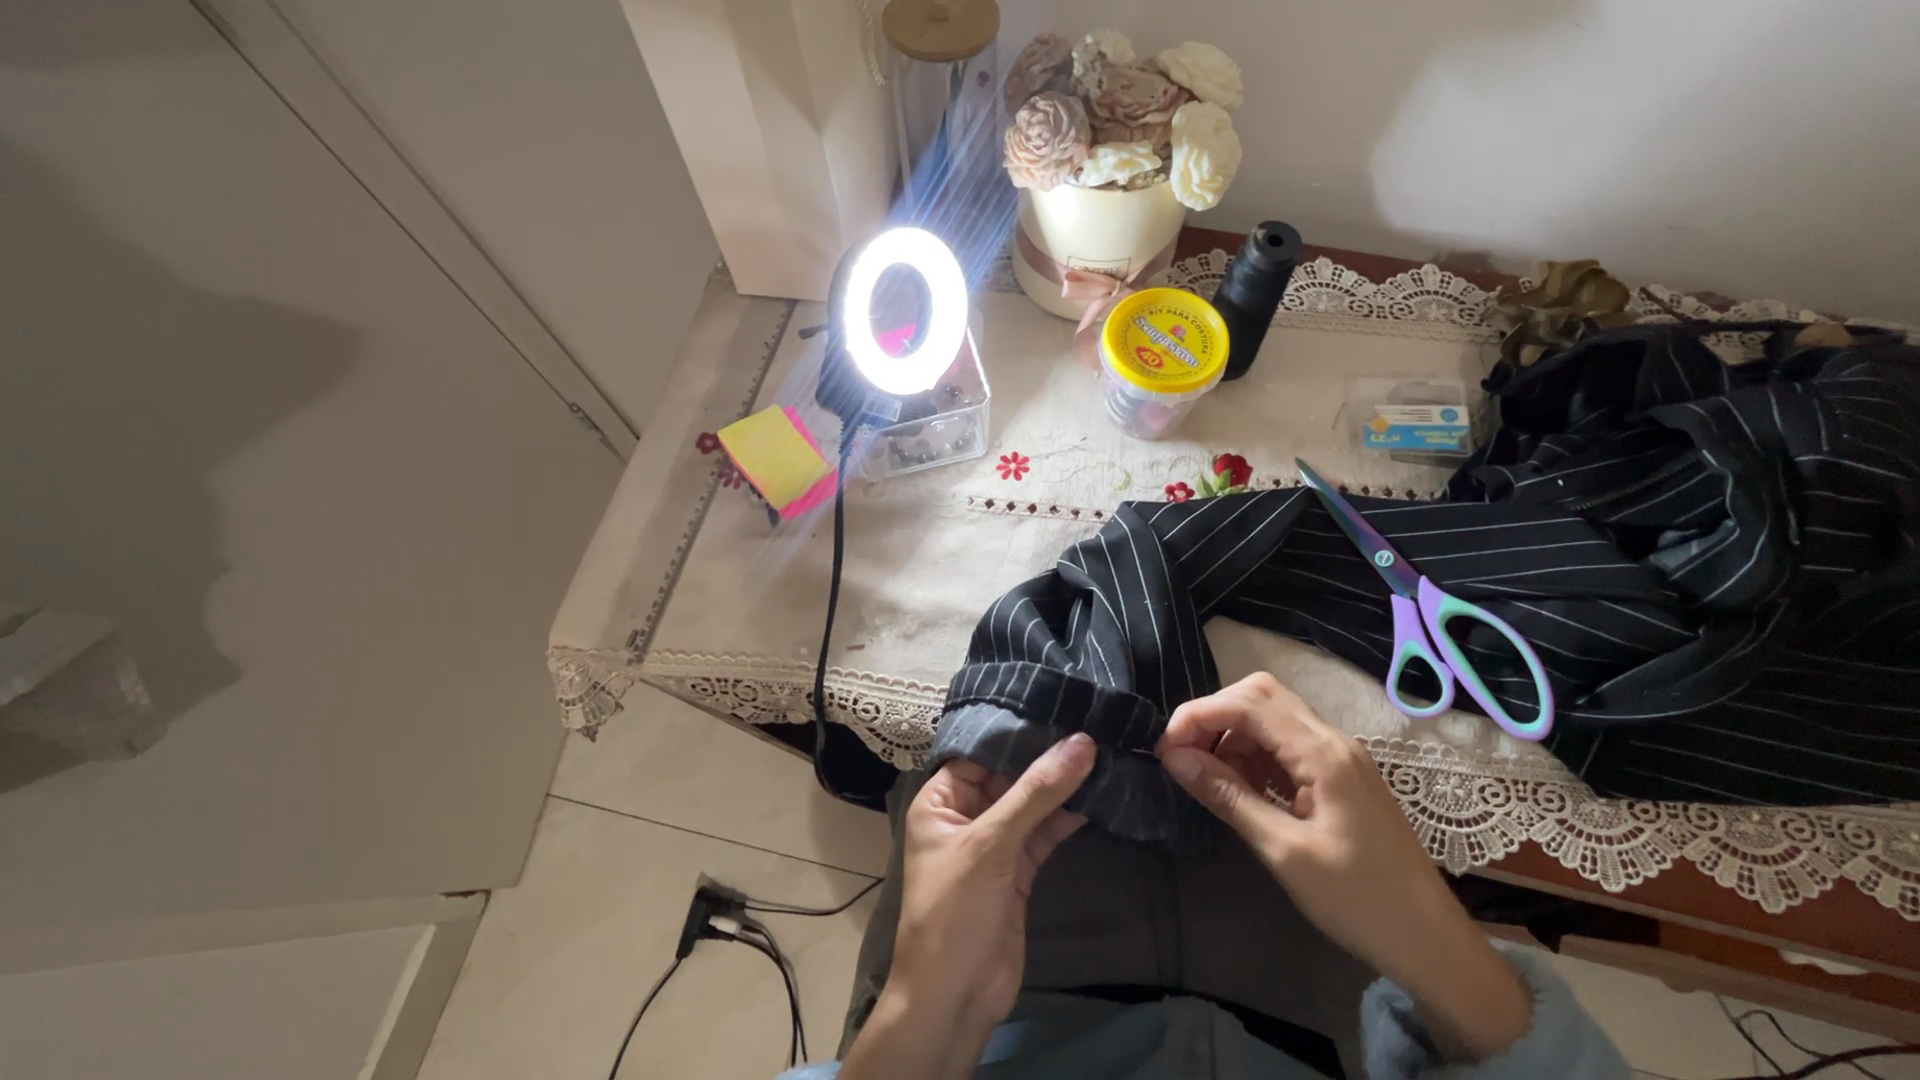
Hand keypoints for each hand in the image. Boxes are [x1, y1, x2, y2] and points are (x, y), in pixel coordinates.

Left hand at [843, 733, 1094, 1078]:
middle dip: (1046, 758)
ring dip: (1062, 788)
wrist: (955, 997)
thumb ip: (1037, 793)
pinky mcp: (1017, 872)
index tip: (1060, 705)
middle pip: (1009, 776)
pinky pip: (1044, 834)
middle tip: (1092, 724)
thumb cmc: (954, 911)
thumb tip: (1082, 742)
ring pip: (1031, 805)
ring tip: (1105, 755)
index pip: (980, 753)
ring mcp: (993, 845)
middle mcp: (965, 816)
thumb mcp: (991, 845)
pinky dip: (1067, 819)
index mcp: (940, 801)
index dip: (1017, 732)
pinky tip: (1098, 798)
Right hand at [1157, 673, 1532, 1061]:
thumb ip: (1227, 796)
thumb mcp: (1283, 851)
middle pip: (1262, 695)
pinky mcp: (1339, 777)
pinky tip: (1238, 787)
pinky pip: (1286, 744)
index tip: (1164, 751)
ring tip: (1207, 777)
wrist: (1430, 942)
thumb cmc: (1357, 900)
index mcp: (1323, 753)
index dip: (1198, 716)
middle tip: (1183, 757)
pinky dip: (1254, 754)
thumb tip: (1173, 757)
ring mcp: (1339, 757)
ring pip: (1273, 716)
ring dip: (1232, 735)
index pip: (1248, 704)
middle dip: (1213, 716)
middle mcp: (1332, 740)